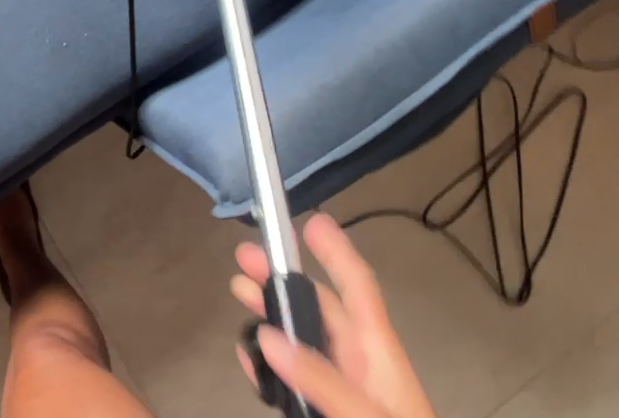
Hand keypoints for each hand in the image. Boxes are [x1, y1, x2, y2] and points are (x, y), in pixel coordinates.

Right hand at [231, 215, 435, 417]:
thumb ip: (321, 380)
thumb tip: (268, 334)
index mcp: (380, 356)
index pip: (357, 289)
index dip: (336, 252)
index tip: (309, 219)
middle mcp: (361, 367)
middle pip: (320, 310)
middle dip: (283, 279)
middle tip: (243, 257)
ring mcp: (344, 394)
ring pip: (303, 343)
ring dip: (271, 317)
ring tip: (238, 295)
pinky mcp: (325, 416)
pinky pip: (295, 384)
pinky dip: (270, 366)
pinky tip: (249, 360)